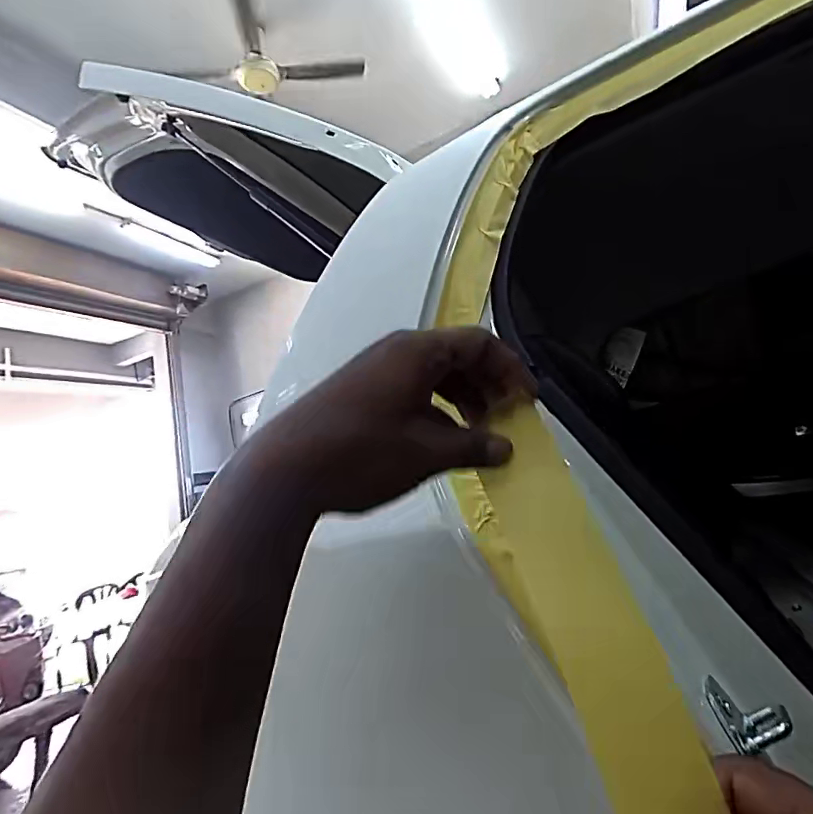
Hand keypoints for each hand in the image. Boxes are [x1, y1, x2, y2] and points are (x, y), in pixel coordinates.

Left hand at [237, 327, 535, 514]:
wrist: (285, 472)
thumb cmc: (360, 453)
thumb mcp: (426, 453)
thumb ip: (472, 446)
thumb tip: (505, 447)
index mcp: (416, 352)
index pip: (478, 341)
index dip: (510, 368)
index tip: (527, 400)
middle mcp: (396, 352)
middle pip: (457, 355)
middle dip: (488, 384)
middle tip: (506, 417)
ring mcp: (375, 371)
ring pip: (434, 373)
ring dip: (463, 398)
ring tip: (479, 432)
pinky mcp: (361, 392)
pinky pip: (412, 388)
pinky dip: (437, 407)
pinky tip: (442, 439)